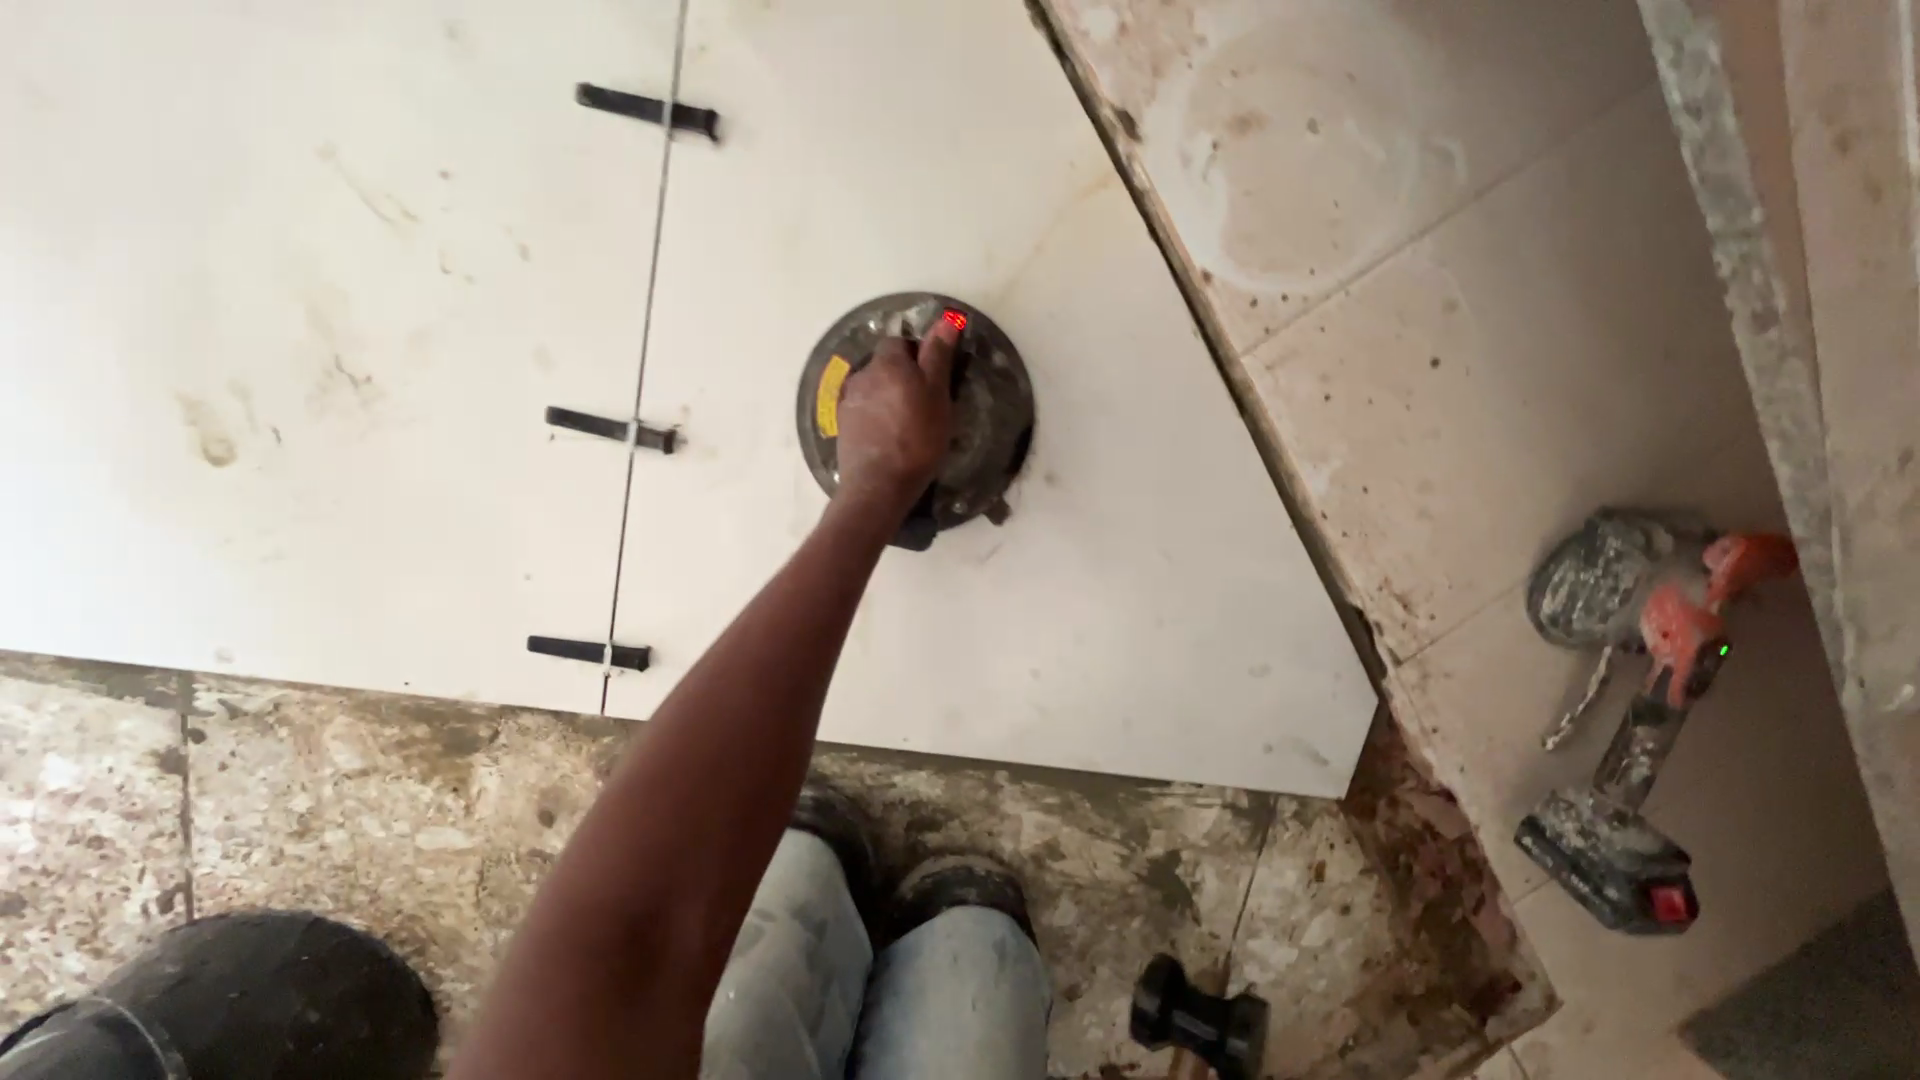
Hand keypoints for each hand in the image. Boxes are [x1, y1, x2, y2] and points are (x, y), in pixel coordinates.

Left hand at [835, 320, 955, 512]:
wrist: (878, 485)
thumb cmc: (917, 438)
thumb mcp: (938, 395)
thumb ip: (938, 356)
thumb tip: (946, 318)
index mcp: (887, 363)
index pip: (899, 342)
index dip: (917, 355)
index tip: (932, 378)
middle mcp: (862, 375)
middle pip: (883, 365)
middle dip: (901, 376)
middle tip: (923, 403)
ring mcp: (848, 402)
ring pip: (873, 389)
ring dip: (887, 398)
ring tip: (906, 424)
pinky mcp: (842, 426)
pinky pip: (863, 411)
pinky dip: (876, 417)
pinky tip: (888, 438)